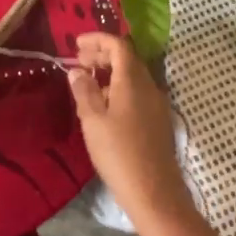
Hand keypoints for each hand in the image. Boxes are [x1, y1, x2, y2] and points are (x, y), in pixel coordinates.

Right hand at [68, 33, 194, 221]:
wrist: (155, 195)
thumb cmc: (119, 154)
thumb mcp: (92, 120)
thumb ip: (84, 90)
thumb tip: (77, 71)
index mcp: (133, 81)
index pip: (119, 45)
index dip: (97, 40)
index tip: (76, 45)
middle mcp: (149, 87)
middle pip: (127, 58)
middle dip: (102, 55)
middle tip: (79, 63)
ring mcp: (157, 105)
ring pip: (133, 76)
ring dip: (110, 72)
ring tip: (88, 84)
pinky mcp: (159, 121)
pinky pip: (138, 92)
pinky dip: (120, 88)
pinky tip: (105, 106)